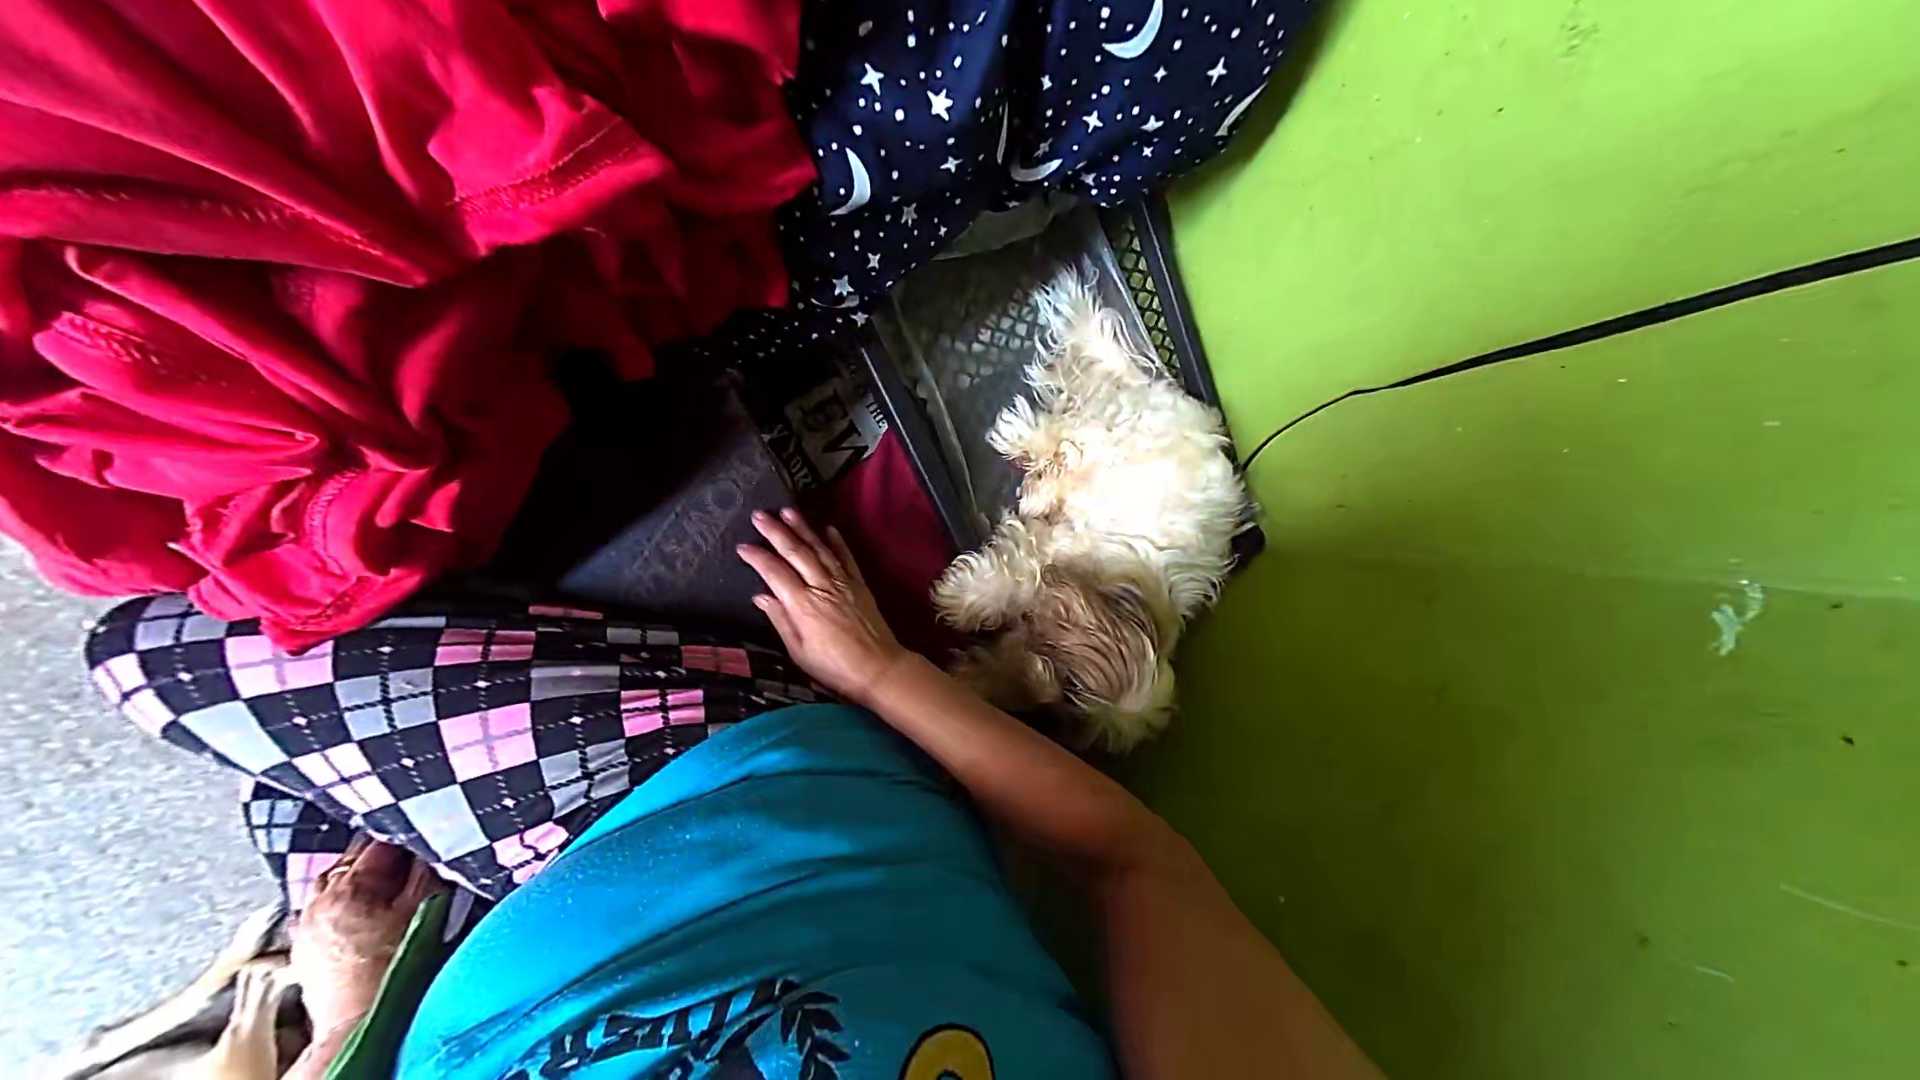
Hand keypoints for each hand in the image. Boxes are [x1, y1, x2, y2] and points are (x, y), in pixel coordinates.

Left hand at [290, 838, 442, 1037]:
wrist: (363, 1018)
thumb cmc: (398, 962)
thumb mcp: (427, 903)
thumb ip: (428, 864)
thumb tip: (433, 837)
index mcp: (346, 890)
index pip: (380, 842)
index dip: (410, 836)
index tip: (429, 836)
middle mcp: (316, 904)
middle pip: (353, 860)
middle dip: (383, 856)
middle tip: (414, 858)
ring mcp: (305, 927)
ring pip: (336, 883)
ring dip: (362, 878)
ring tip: (391, 883)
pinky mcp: (304, 947)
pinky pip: (325, 907)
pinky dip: (346, 900)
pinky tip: (368, 908)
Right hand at [737, 508, 909, 705]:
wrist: (878, 668)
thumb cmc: (834, 667)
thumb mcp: (798, 651)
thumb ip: (780, 620)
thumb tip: (761, 596)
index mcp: (803, 605)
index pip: (775, 573)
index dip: (757, 557)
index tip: (743, 546)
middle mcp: (822, 587)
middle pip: (796, 552)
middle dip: (777, 531)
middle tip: (761, 514)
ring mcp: (843, 583)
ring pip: (820, 549)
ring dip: (804, 528)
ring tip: (789, 511)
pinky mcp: (859, 585)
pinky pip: (846, 557)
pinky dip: (836, 541)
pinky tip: (828, 528)